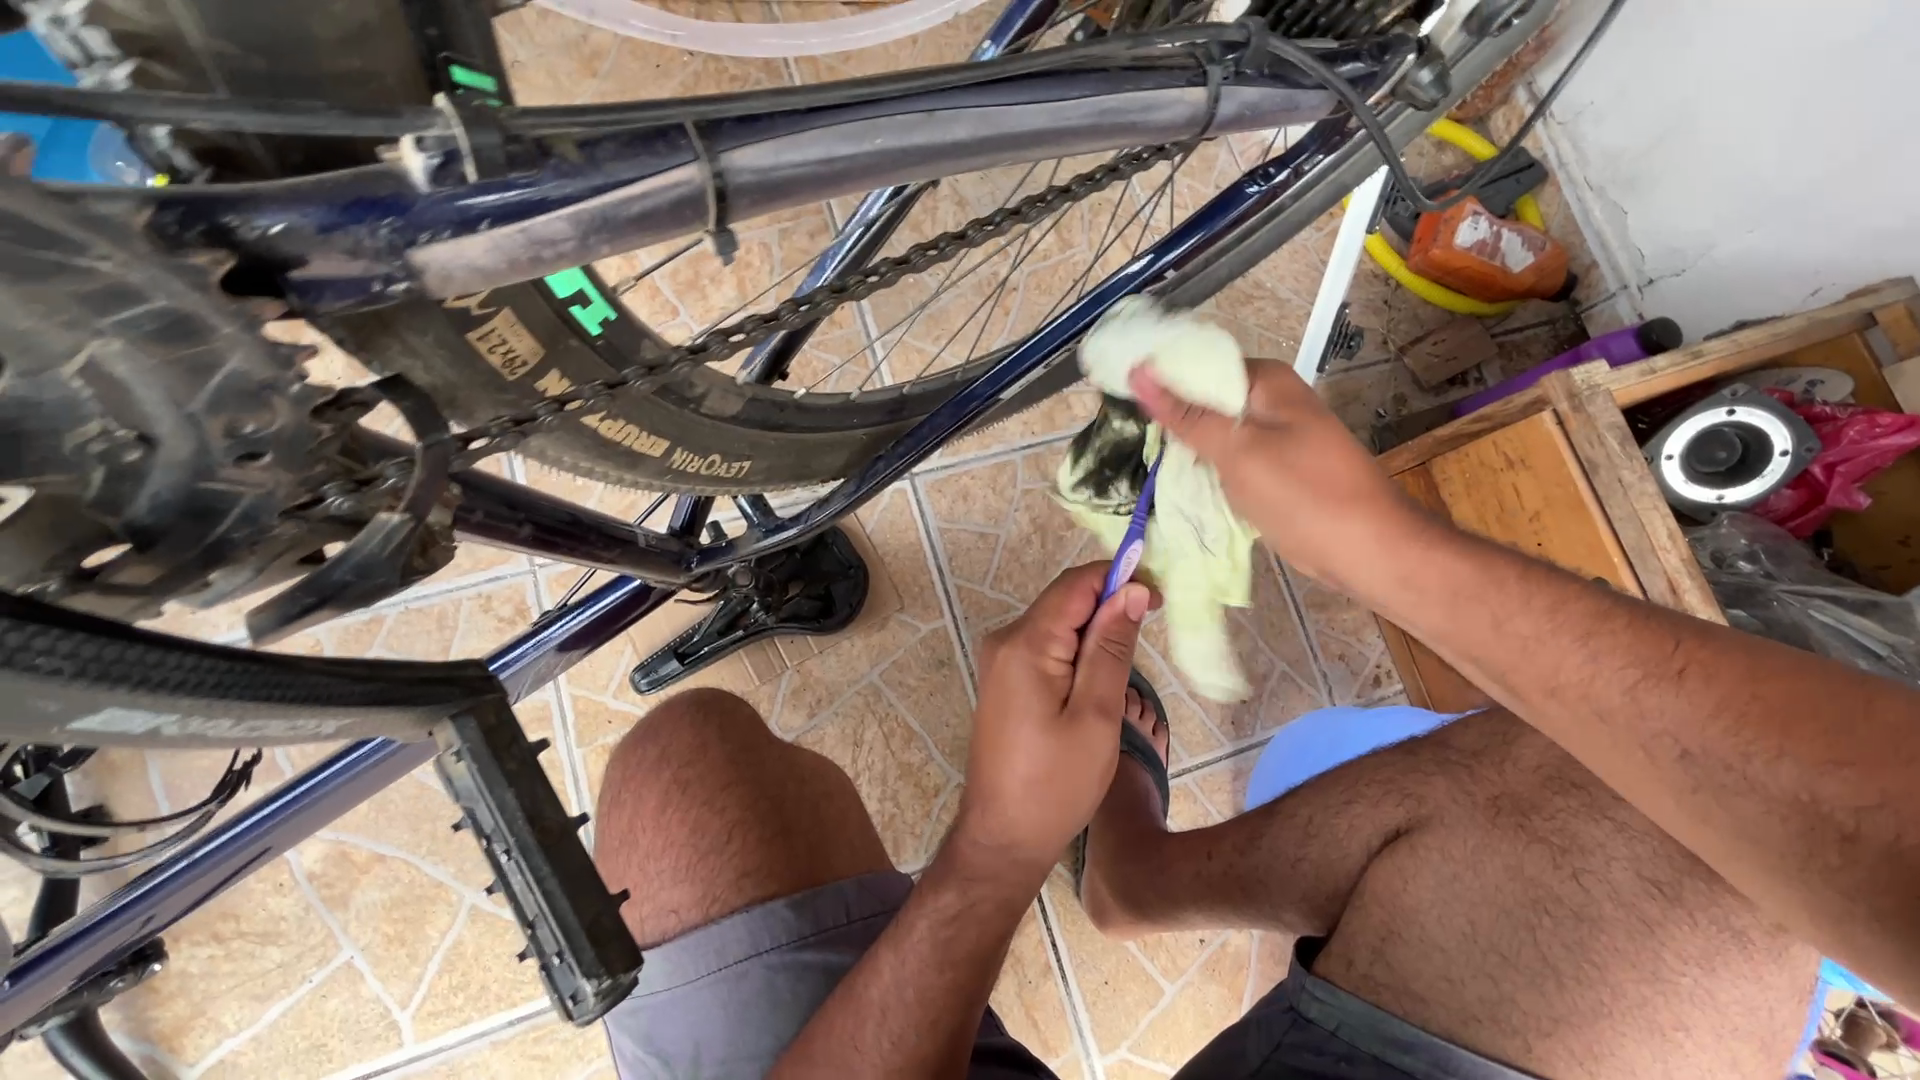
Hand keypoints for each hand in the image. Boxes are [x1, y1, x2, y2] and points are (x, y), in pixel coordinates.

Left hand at [954, 563, 1151, 879]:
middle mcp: (1004, 642)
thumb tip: (1131, 591)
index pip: (1075, 584)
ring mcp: (1000, 662)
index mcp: (1025, 644)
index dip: (1119, 580)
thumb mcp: (1096, 715)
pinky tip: (1097, 679)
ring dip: (1095, 630)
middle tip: (1151, 635)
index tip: (1158, 601)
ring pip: (1056, 623)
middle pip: (1064, 600)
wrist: (1004, 836)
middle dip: (1109, 604)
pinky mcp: (1004, 681)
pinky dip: (1076, 650)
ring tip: (1128, 666)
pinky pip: (1045, 647)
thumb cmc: (1056, 784)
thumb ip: (1112, 648)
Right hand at [1129, 360, 1432, 591]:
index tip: (1117, 403)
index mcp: (1266, 380)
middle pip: (1204, 399)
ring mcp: (1273, 436)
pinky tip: (1175, 482)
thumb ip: (1186, 415)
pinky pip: (1228, 459)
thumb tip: (1138, 373)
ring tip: (1138, 460)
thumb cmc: (1304, 495)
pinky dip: (1204, 470)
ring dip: (1184, 448)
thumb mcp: (1238, 451)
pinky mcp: (1274, 468)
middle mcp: (1269, 400)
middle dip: (1167, 417)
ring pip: (1213, 432)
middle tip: (1122, 438)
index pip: (1197, 364)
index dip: (1157, 380)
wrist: (1367, 549)